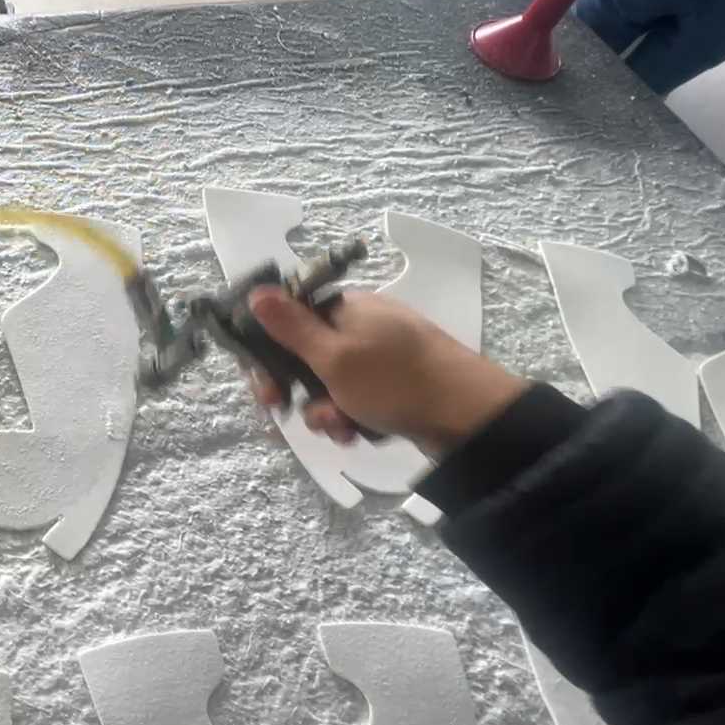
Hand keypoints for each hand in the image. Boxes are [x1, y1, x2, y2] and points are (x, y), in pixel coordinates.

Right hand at [246, 288, 528, 458]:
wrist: (468, 417)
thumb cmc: (395, 381)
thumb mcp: (334, 355)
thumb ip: (290, 327)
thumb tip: (256, 291)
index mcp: (343, 309)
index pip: (285, 320)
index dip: (264, 352)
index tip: (260, 381)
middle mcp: (356, 327)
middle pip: (298, 357)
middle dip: (290, 390)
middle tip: (281, 411)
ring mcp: (372, 358)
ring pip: (320, 385)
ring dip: (319, 411)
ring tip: (337, 427)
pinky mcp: (385, 386)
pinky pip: (346, 400)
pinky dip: (343, 418)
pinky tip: (352, 433)